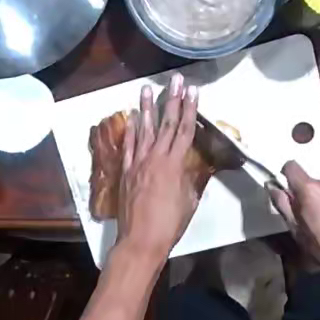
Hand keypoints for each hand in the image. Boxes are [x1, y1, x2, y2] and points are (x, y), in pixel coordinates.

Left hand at [115, 74, 200, 266]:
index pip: (185, 130)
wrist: (141, 240)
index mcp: (175, 164)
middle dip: (172, 100)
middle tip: (176, 79)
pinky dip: (131, 130)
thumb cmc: (171, 224)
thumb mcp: (189, 201)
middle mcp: (156, 157)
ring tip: (147, 87)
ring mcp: (138, 162)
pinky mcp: (126, 171)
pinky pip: (129, 145)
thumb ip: (190, 179)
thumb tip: (193, 166)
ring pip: (145, 129)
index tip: (193, 90)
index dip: (190, 109)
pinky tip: (132, 117)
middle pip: (167, 123)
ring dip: (147, 107)